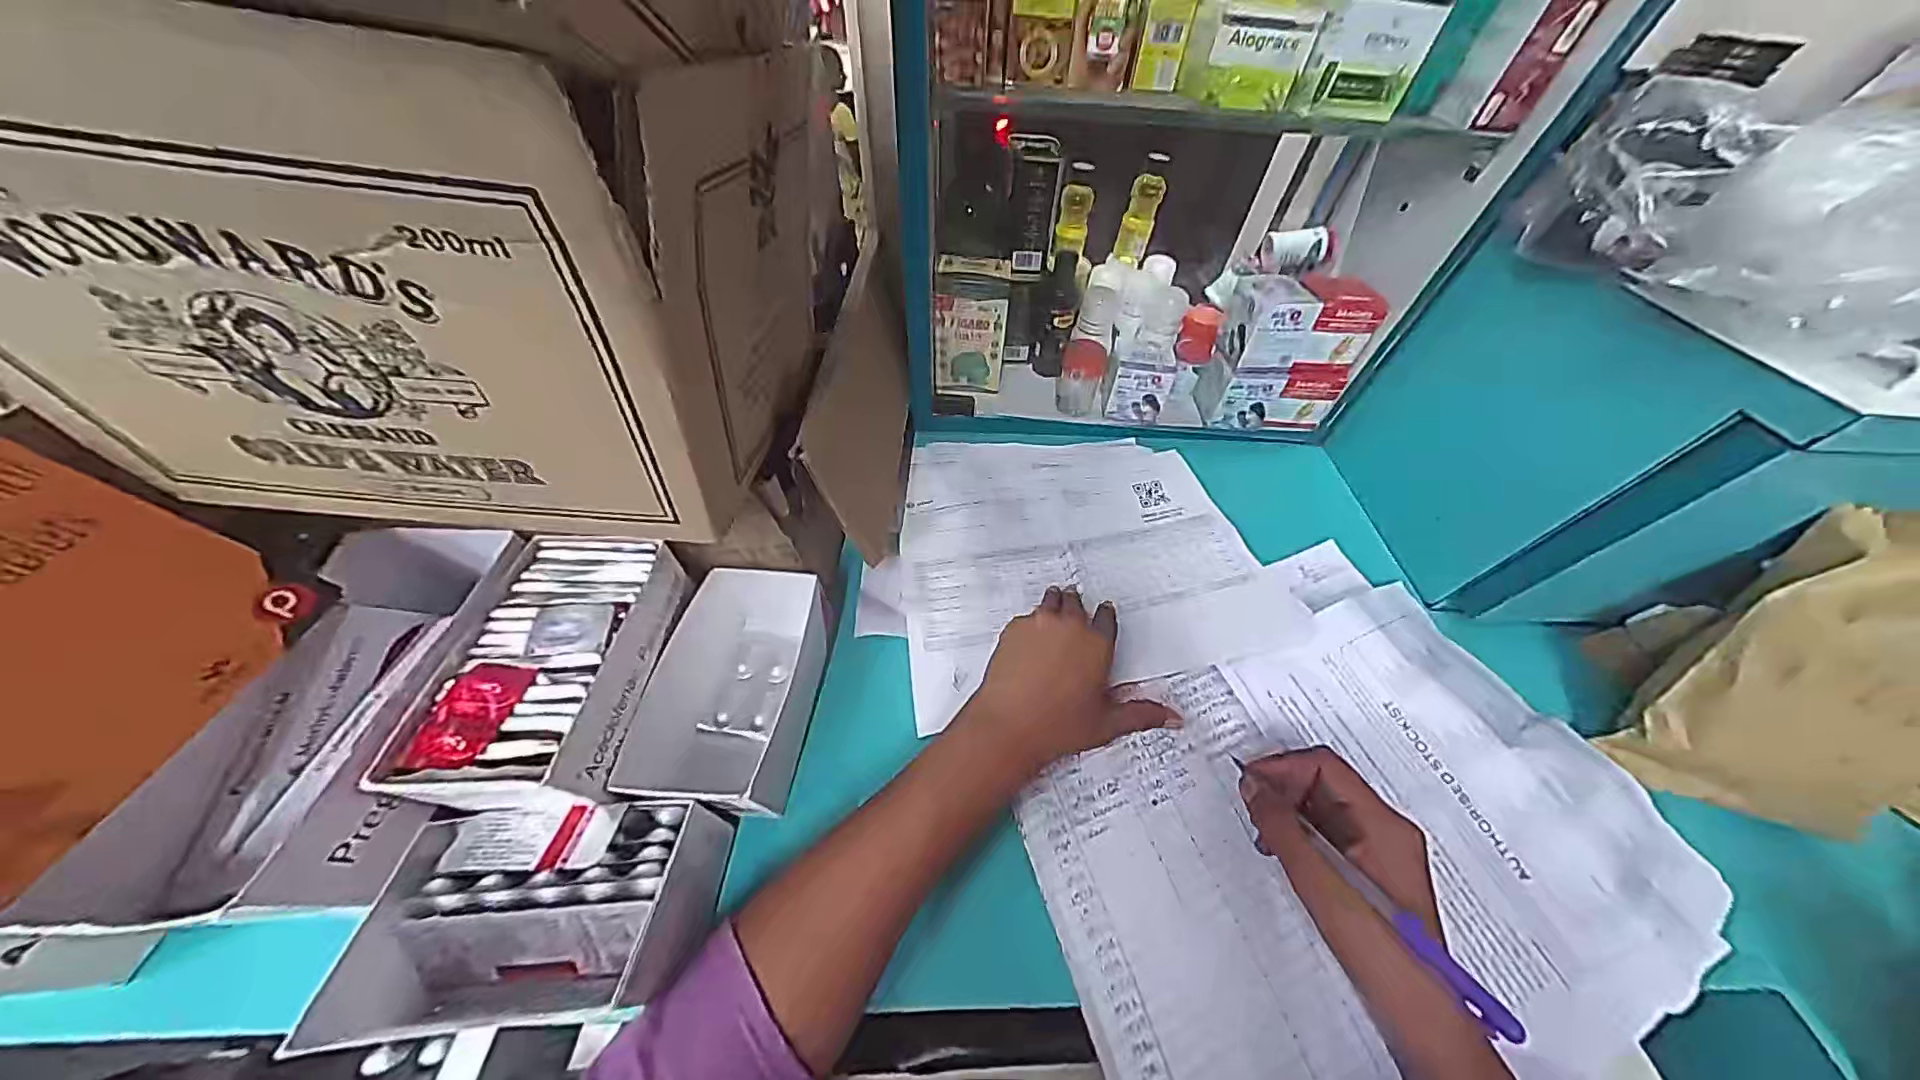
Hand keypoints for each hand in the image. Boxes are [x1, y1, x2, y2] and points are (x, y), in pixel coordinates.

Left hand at [957, 587, 1178, 774]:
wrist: (1009, 725)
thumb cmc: (1054, 725)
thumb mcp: (1106, 723)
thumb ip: (1141, 714)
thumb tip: (1169, 717)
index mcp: (1097, 644)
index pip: (1107, 617)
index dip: (1104, 616)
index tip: (1103, 616)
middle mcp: (1069, 627)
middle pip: (1076, 601)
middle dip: (1077, 606)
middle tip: (1075, 611)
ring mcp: (1039, 624)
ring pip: (1050, 601)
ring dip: (1053, 605)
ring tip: (1053, 613)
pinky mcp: (1014, 628)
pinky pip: (1025, 617)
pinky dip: (1028, 624)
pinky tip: (1027, 638)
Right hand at [1238, 747, 1439, 937]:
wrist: (1418, 1011)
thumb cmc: (1383, 952)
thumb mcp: (1319, 881)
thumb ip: (1282, 828)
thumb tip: (1255, 788)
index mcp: (1384, 824)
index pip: (1324, 766)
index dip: (1281, 767)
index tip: (1251, 783)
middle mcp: (1386, 830)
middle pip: (1323, 781)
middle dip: (1282, 788)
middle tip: (1253, 808)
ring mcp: (1380, 851)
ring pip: (1323, 807)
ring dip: (1288, 813)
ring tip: (1266, 835)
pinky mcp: (1370, 870)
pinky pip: (1327, 831)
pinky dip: (1299, 834)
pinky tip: (1285, 854)